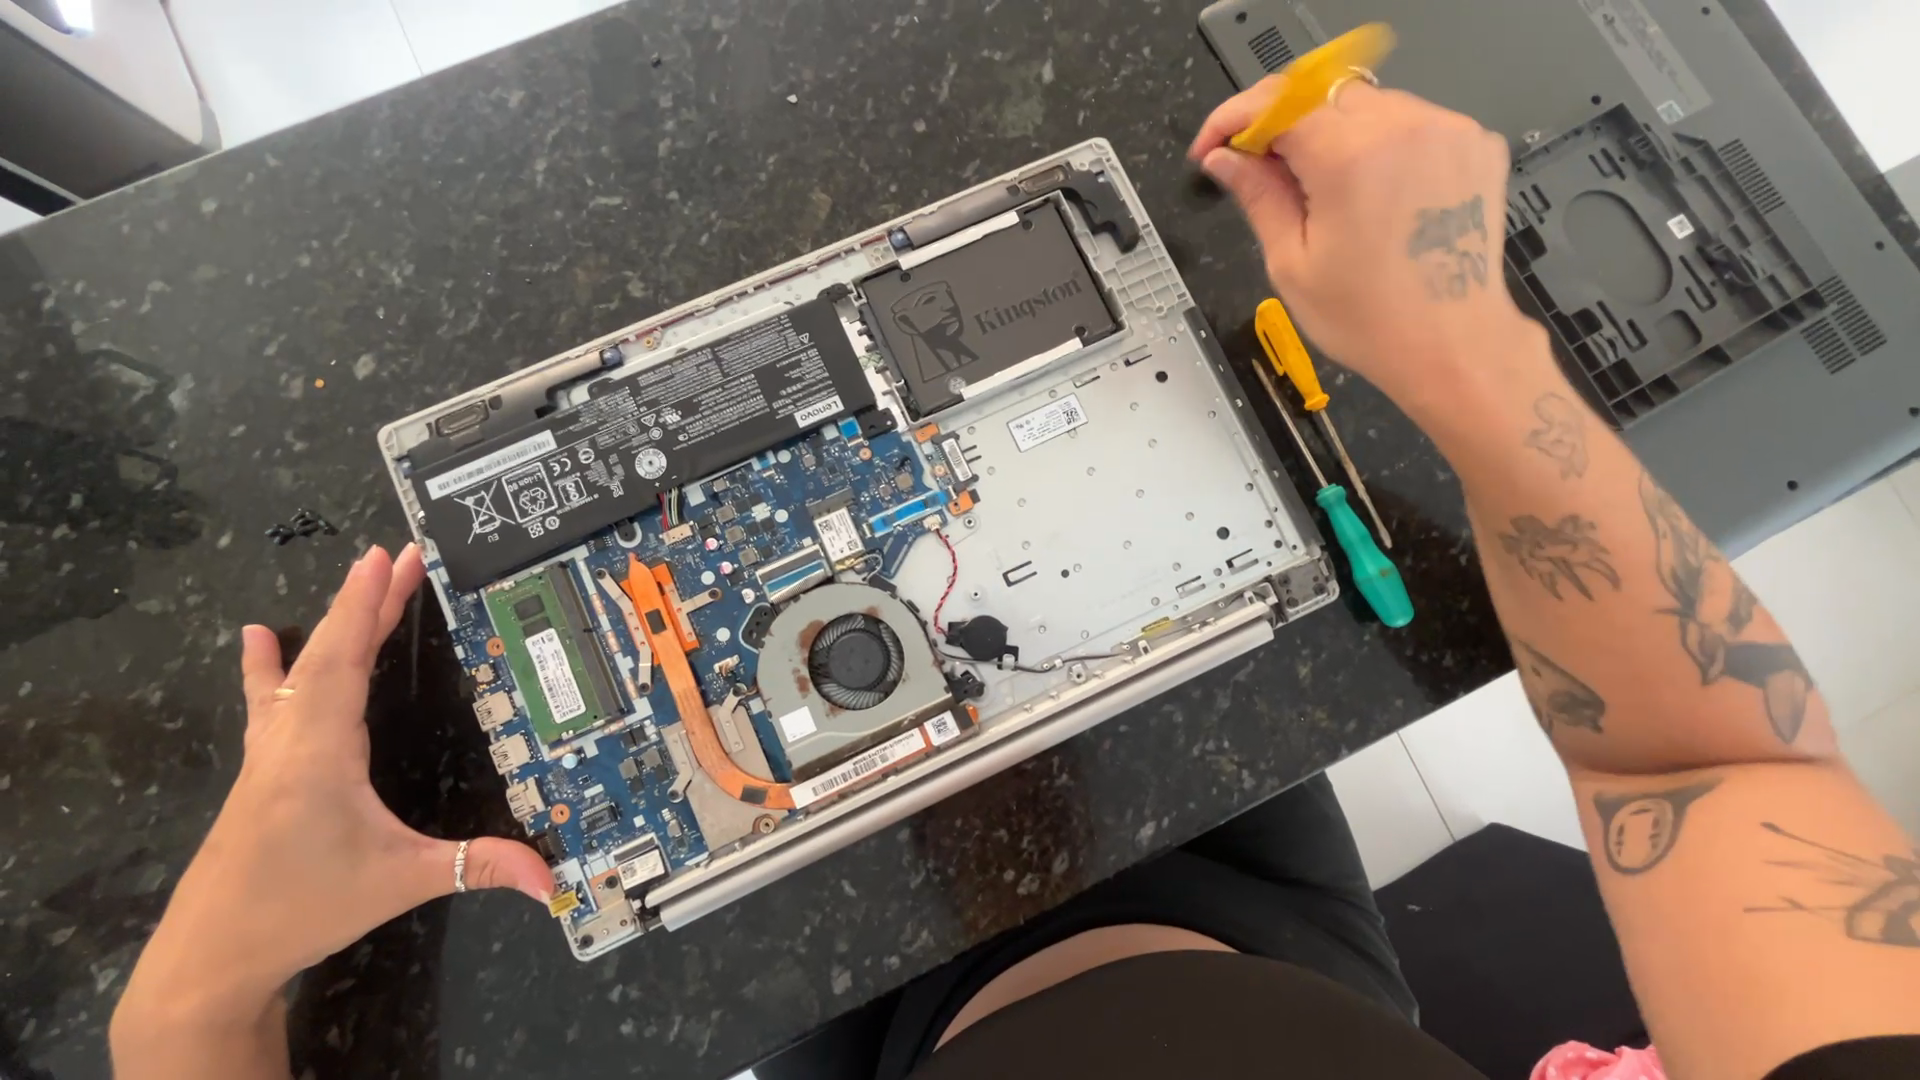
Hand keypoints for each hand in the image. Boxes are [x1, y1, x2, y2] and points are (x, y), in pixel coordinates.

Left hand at [113, 546, 550, 1068]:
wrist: (206, 960)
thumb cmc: (303, 909)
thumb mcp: (401, 882)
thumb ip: (477, 867)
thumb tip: (551, 877)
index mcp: (321, 753)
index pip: (342, 663)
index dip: (364, 609)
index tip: (385, 560)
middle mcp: (290, 741)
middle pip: (327, 655)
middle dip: (364, 602)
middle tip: (401, 555)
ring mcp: (270, 754)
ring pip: (299, 672)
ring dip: (331, 624)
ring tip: (355, 577)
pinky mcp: (263, 770)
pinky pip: (270, 703)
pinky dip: (266, 667)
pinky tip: (253, 640)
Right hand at [1190, 76, 1537, 410]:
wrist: (1450, 344)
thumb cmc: (1371, 319)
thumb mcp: (1290, 263)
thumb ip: (1257, 196)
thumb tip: (1225, 160)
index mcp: (1352, 159)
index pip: (1278, 101)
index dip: (1235, 119)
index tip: (1214, 145)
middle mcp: (1405, 129)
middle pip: (1320, 95)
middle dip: (1279, 126)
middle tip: (1256, 172)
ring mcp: (1446, 131)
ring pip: (1364, 104)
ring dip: (1327, 134)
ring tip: (1315, 191)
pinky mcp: (1472, 143)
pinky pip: (1409, 122)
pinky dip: (1375, 144)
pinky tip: (1364, 192)